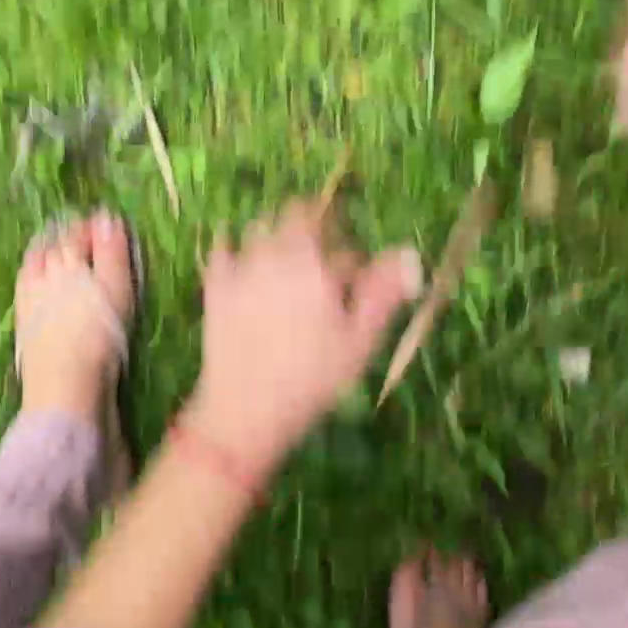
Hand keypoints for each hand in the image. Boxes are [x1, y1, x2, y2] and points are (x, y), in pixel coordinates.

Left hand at [184, 201, 421, 475]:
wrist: (245, 409)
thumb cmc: (312, 379)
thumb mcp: (358, 341)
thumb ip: (383, 293)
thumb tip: (411, 254)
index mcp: (317, 264)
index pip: (342, 243)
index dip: (350, 256)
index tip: (353, 275)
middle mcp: (278, 255)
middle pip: (297, 217)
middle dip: (313, 226)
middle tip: (320, 253)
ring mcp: (242, 268)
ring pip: (260, 227)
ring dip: (275, 233)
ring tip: (284, 257)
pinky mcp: (216, 286)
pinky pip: (221, 249)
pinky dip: (231, 246)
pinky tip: (238, 257)